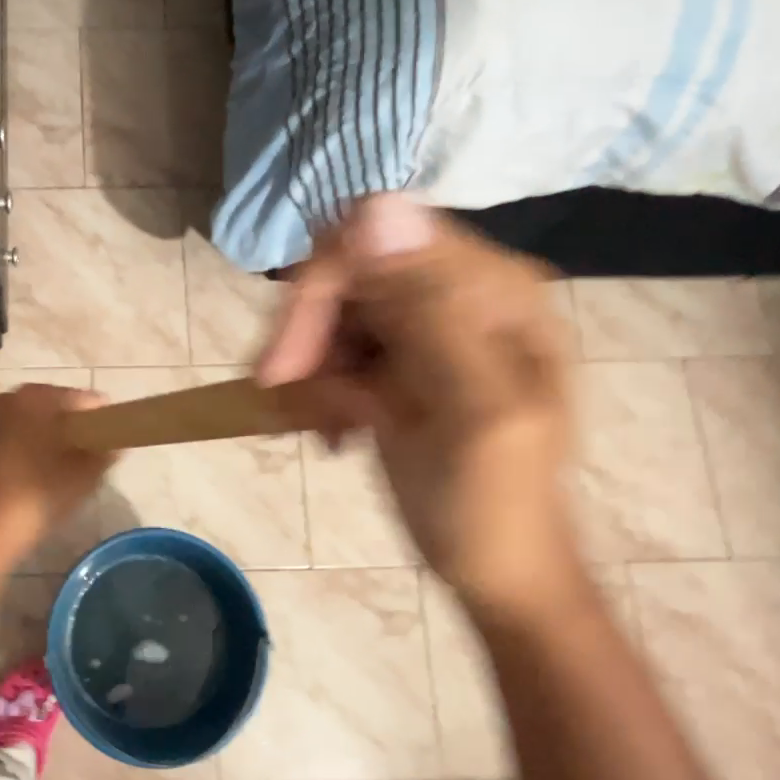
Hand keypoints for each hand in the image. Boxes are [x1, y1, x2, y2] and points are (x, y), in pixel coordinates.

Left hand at [0, 384, 114, 565]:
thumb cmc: (38, 497)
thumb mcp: (85, 476)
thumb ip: (106, 452)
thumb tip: (115, 443)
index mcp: (36, 396)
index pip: (84, 400)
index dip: (103, 422)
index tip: (111, 447)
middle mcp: (10, 397)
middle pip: (59, 409)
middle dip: (77, 430)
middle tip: (91, 461)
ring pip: (38, 424)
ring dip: (55, 441)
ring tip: (68, 471)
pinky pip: (20, 437)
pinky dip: (34, 449)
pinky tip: (42, 475)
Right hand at [257, 195, 584, 613]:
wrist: (495, 570)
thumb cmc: (490, 508)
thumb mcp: (472, 413)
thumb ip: (433, 312)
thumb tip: (373, 209)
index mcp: (495, 291)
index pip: (378, 237)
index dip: (319, 291)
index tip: (283, 367)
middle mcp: (463, 291)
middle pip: (346, 270)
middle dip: (308, 338)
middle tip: (290, 401)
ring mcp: (430, 323)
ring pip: (332, 309)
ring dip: (311, 369)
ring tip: (323, 426)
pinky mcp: (401, 355)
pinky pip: (333, 344)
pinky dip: (318, 386)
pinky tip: (334, 428)